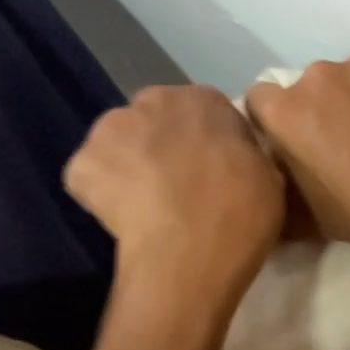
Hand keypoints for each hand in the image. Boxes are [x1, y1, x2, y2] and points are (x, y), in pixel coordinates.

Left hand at [65, 85, 283, 300]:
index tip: (214, 169)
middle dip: (163, 144)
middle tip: (179, 184)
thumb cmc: (243, 209)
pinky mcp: (80, 164)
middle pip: (155, 119)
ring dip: (129, 162)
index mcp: (205, 99)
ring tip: (147, 202)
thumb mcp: (268, 173)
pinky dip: (102, 192)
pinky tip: (123, 217)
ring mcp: (111, 128)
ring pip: (119, 142)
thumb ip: (245, 153)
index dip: (207, 141)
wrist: (192, 250)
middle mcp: (155, 100)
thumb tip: (232, 158)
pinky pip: (92, 176)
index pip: (204, 111)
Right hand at [245, 53, 349, 269]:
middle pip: (310, 85)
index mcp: (287, 111)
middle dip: (322, 107)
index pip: (261, 100)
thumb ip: (282, 186)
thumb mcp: (311, 217)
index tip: (299, 143)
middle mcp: (321, 75)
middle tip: (349, 140)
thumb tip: (277, 176)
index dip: (278, 122)